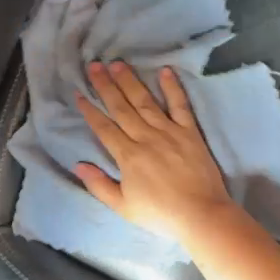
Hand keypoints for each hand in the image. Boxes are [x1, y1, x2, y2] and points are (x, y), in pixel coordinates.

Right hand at [75, 61, 246, 244]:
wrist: (201, 215)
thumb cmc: (160, 215)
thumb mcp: (123, 207)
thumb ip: (99, 185)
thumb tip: (79, 165)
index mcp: (128, 156)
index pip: (104, 128)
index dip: (90, 110)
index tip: (79, 94)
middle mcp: (146, 138)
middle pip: (121, 108)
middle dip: (106, 86)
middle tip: (94, 66)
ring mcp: (169, 132)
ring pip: (145, 101)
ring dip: (130, 81)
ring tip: (117, 64)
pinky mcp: (190, 132)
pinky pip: (180, 105)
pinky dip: (172, 88)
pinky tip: (164, 71)